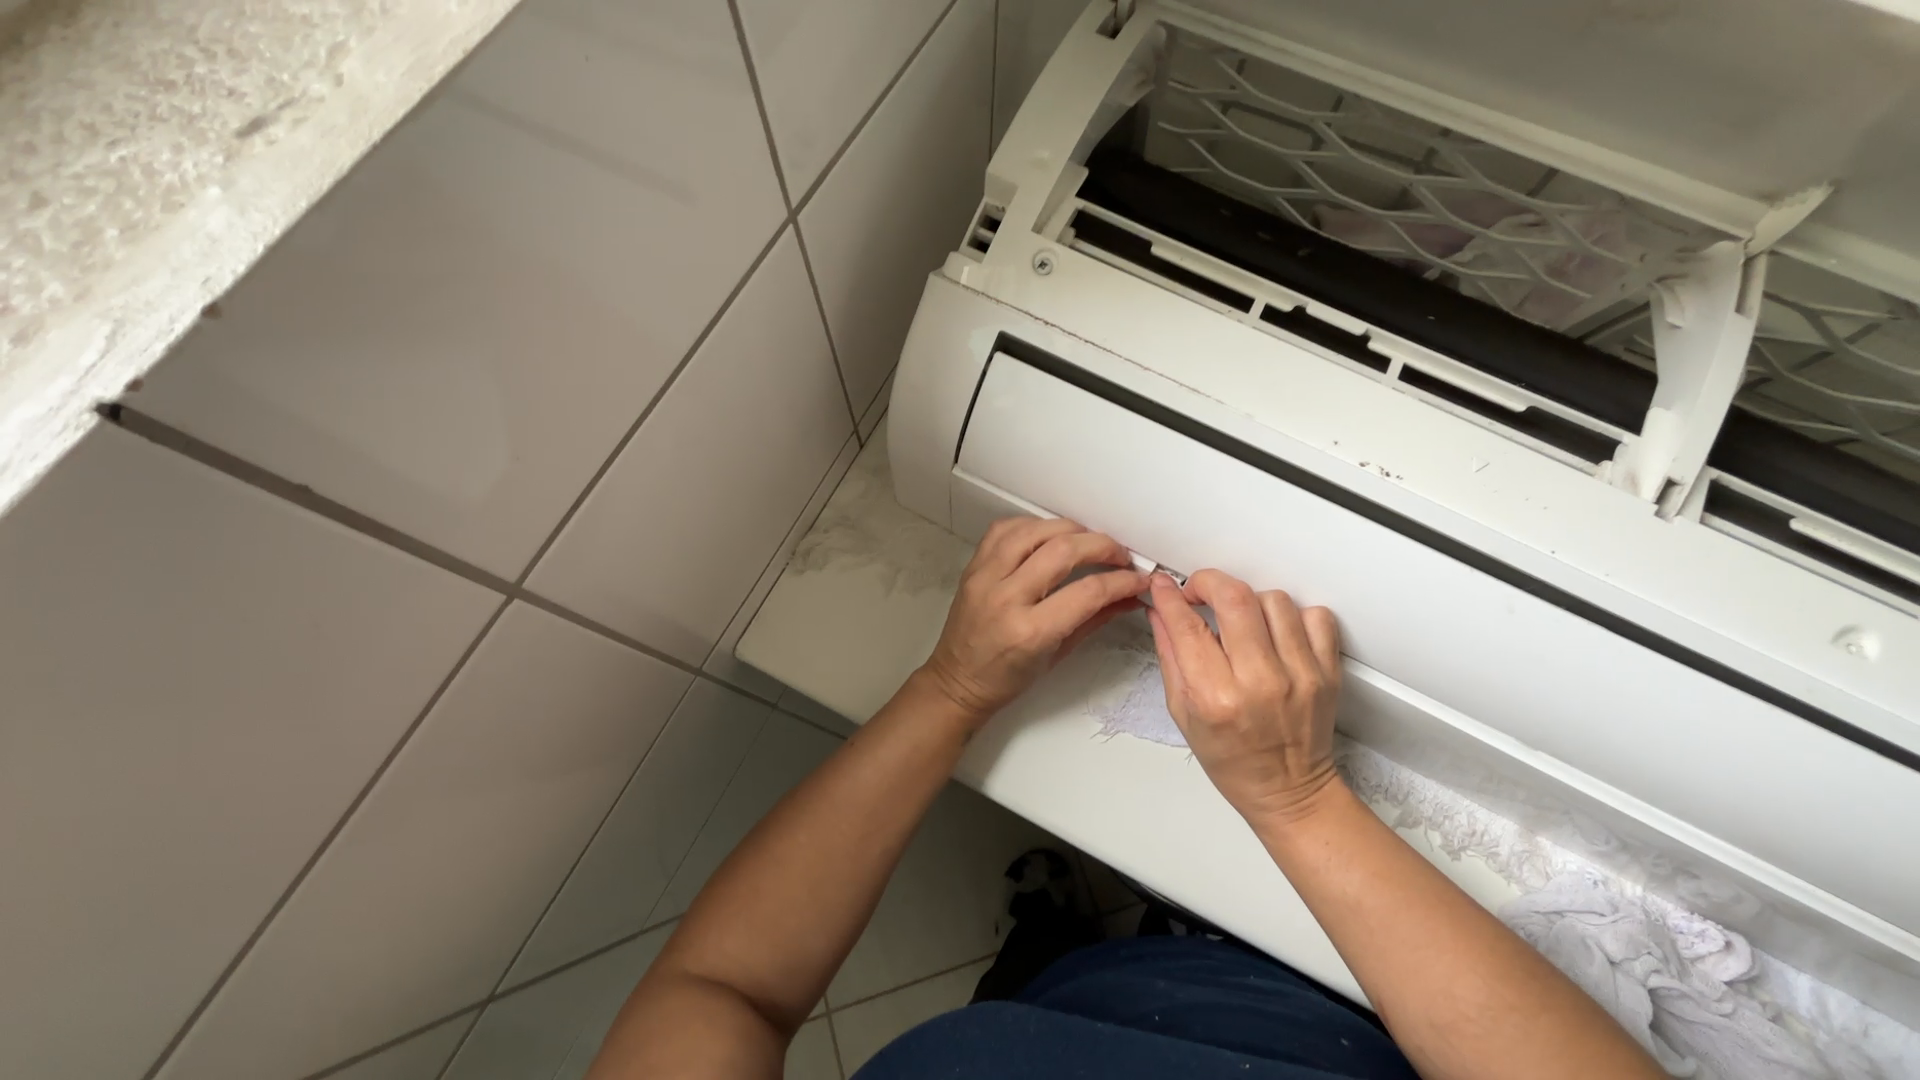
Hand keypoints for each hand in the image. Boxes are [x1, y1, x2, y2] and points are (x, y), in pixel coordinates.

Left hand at [919, 517, 1146, 724]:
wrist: (957, 680)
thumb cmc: (1009, 678)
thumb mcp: (1059, 655)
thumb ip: (1096, 619)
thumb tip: (1132, 595)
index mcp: (1030, 631)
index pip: (1087, 591)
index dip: (1121, 580)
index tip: (1139, 578)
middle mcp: (1006, 598)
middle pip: (1063, 550)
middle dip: (1102, 545)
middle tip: (1120, 555)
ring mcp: (985, 578)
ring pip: (1034, 530)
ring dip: (1070, 529)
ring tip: (1089, 541)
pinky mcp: (973, 566)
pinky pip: (1005, 529)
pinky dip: (1033, 526)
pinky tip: (1050, 536)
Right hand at [1147, 569, 1344, 823]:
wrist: (1288, 791)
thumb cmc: (1230, 759)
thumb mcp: (1182, 712)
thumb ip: (1170, 656)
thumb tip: (1160, 611)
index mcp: (1215, 697)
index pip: (1187, 626)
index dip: (1171, 596)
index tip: (1164, 585)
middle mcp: (1259, 682)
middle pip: (1234, 598)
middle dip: (1209, 582)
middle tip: (1200, 591)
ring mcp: (1299, 675)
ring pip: (1273, 600)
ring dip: (1250, 600)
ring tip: (1241, 620)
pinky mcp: (1327, 673)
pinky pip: (1316, 616)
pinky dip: (1293, 615)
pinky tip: (1277, 632)